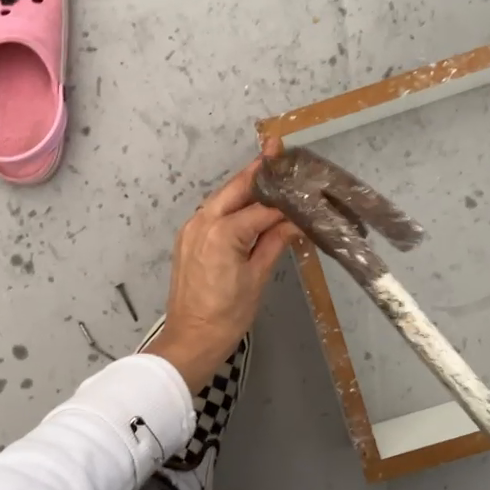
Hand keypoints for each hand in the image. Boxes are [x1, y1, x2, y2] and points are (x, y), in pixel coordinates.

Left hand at [144, 144, 297, 391]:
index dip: (284, 201)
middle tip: (276, 150)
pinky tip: (247, 205)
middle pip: (234, 189)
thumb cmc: (227, 315)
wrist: (191, 339)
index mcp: (222, 232)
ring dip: (242, 188)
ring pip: (221, 199)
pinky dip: (230, 206)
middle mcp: (202, 223)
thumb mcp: (256, 277)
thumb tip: (294, 223)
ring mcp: (191, 230)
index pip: (261, 208)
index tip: (302, 187)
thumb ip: (274, 243)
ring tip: (267, 174)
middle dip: (256, 171)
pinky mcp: (187, 240)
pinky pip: (212, 214)